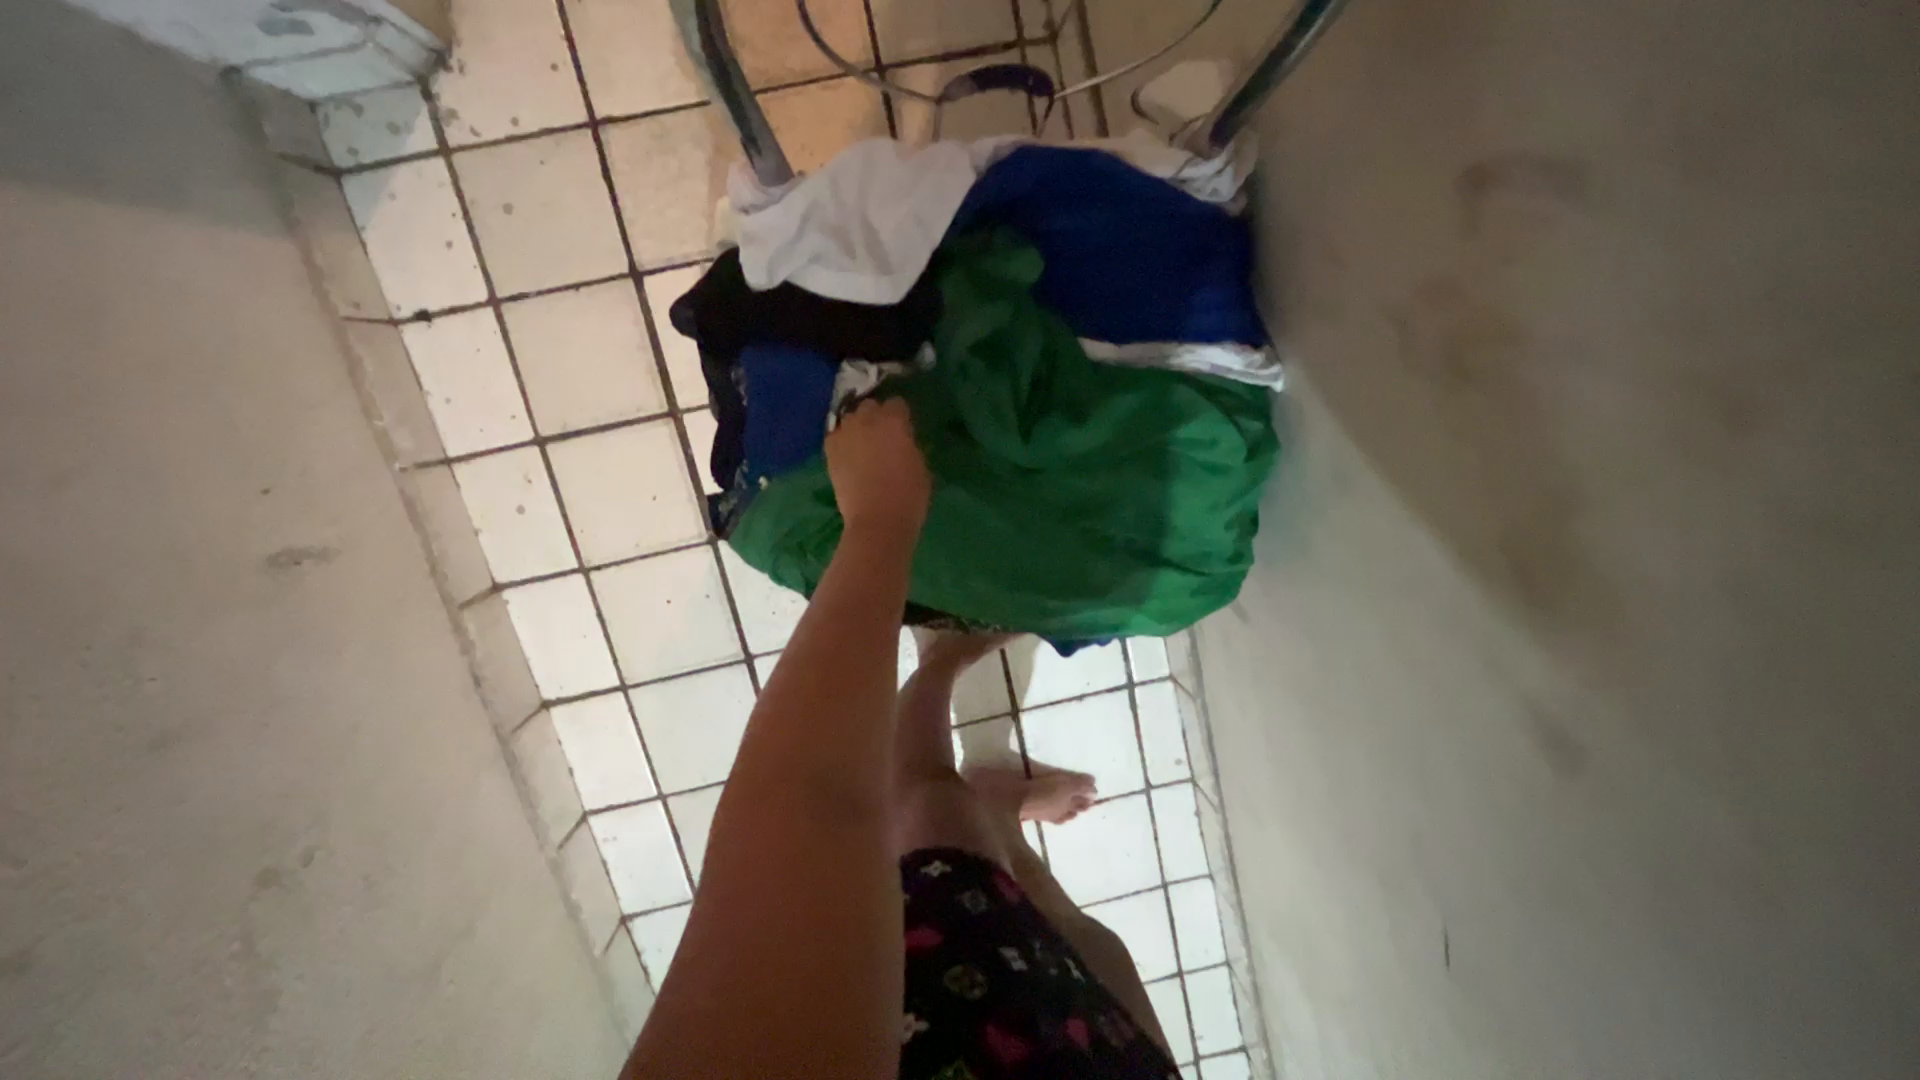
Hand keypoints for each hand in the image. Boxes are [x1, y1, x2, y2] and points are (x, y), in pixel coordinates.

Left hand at [826, 397, 929, 542]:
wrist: (877, 521)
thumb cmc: (909, 496)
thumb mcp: (921, 466)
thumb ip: (910, 445)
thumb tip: (903, 441)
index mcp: (894, 421)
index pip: (897, 404)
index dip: (901, 416)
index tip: (904, 428)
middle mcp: (866, 419)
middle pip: (870, 406)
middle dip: (876, 416)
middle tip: (883, 435)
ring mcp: (844, 433)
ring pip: (849, 419)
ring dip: (857, 426)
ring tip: (862, 444)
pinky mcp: (829, 451)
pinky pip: (835, 436)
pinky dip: (842, 441)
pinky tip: (848, 455)